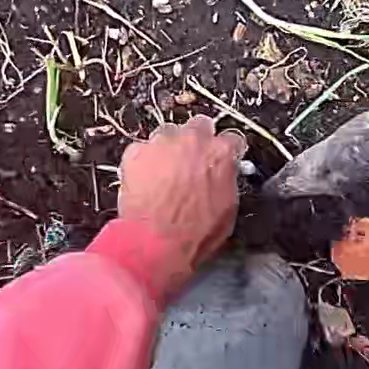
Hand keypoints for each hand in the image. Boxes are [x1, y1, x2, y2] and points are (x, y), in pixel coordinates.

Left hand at [117, 116, 246, 272]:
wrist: (157, 242)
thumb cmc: (194, 231)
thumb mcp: (228, 207)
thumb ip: (227, 180)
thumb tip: (225, 176)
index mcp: (221, 153)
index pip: (231, 139)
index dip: (225, 150)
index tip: (220, 158)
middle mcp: (193, 140)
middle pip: (198, 126)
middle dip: (196, 141)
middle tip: (191, 163)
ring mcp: (163, 143)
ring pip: (168, 134)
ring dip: (169, 149)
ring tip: (166, 176)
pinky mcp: (136, 152)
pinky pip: (142, 149)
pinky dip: (144, 161)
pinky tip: (147, 182)